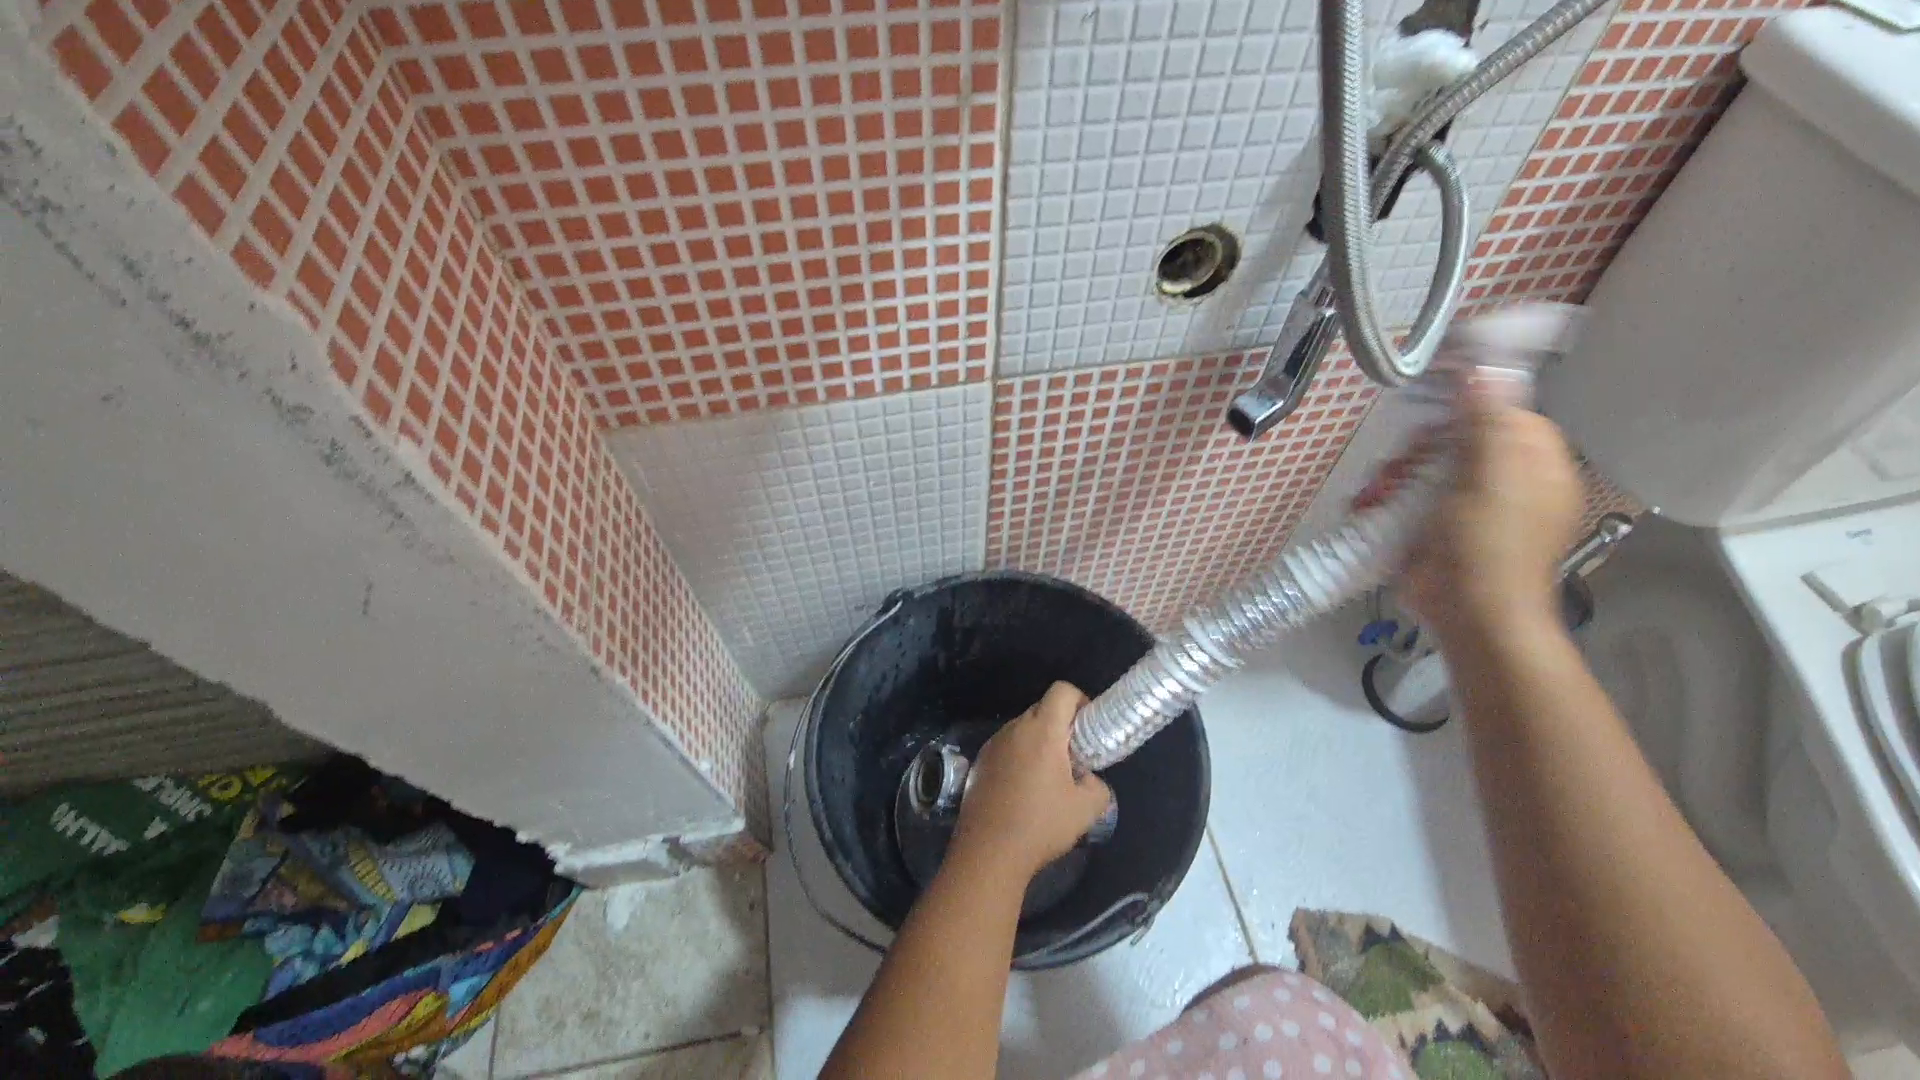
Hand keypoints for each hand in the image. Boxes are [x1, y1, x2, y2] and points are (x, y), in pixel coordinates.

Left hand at [949, 682, 1114, 882]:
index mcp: (1042, 731)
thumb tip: (1087, 779)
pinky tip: (1023, 790)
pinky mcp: (978, 763)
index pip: (1062, 691)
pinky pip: (1005, 748)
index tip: (1089, 727)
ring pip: (1022, 730)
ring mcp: (992, 745)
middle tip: (1074, 757)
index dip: (1080, 701)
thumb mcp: (1086, 809)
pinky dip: (1019, 757)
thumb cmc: (1040, 825)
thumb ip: (1097, 786)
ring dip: (1038, 742)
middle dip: (1061, 725)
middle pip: (1041, 709)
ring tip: (1048, 778)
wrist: (988, 852)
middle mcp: (1014, 729)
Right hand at [1402, 380, 1581, 640]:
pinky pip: (1409, 498)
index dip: (1471, 399)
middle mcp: (1505, 480)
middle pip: (1458, 437)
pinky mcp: (1434, 529)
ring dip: (1397, 473)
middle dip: (1422, 445)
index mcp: (1534, 463)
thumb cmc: (1490, 545)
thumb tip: (1482, 368)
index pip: (1506, 411)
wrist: (1470, 616)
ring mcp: (1467, 507)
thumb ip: (1487, 420)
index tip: (1432, 398)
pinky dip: (1387, 499)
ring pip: (1426, 468)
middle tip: (1403, 459)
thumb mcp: (1492, 475)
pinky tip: (1373, 504)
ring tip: (1380, 490)